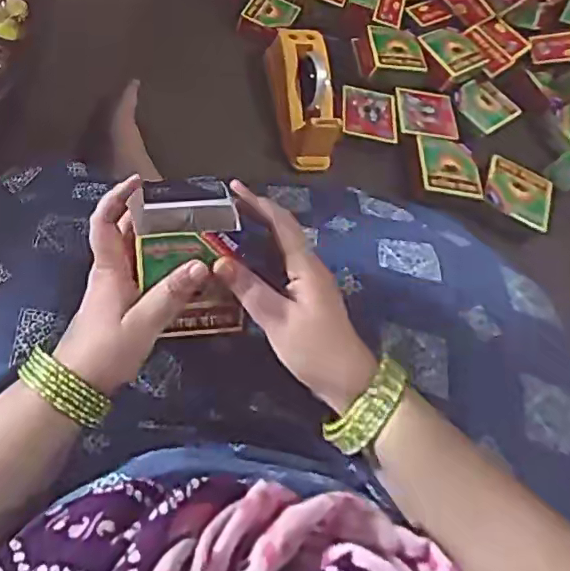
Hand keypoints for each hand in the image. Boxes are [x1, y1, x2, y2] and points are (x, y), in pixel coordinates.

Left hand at [52, 175, 210, 394]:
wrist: (78, 383)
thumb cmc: (105, 349)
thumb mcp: (142, 323)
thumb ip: (171, 294)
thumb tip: (201, 263)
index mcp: (109, 266)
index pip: (104, 221)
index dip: (117, 197)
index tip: (138, 182)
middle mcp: (110, 269)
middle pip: (125, 230)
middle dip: (148, 214)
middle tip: (181, 208)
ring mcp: (115, 285)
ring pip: (135, 251)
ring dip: (158, 239)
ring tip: (190, 233)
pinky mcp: (122, 301)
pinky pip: (142, 271)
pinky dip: (161, 264)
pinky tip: (183, 271)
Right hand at [214, 181, 378, 412]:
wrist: (351, 383)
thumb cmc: (315, 350)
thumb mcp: (278, 321)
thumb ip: (249, 289)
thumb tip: (218, 260)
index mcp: (305, 266)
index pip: (281, 224)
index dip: (258, 203)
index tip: (234, 188)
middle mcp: (310, 266)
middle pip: (284, 228)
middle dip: (258, 210)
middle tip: (229, 200)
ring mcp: (311, 279)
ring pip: (285, 243)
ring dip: (262, 227)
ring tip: (235, 220)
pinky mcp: (309, 292)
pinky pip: (284, 259)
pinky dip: (265, 248)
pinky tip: (250, 255)